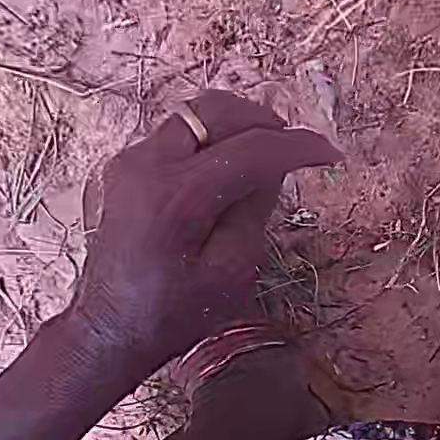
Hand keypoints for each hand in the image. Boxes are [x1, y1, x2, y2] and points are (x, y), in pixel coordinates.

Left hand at [69, 90, 341, 369]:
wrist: (111, 328)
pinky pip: (179, 135)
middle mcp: (147, 163)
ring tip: (266, 158)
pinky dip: (212, 140)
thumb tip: (273, 168)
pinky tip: (229, 170)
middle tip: (294, 149)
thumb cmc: (174, 313)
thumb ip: (255, 211)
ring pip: (195, 116)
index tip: (329, 154)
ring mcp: (131, 160)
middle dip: (264, 123)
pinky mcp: (127, 168)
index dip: (297, 147)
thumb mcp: (232, 271)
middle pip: (216, 111)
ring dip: (237, 128)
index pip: (251, 150)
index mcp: (177, 195)